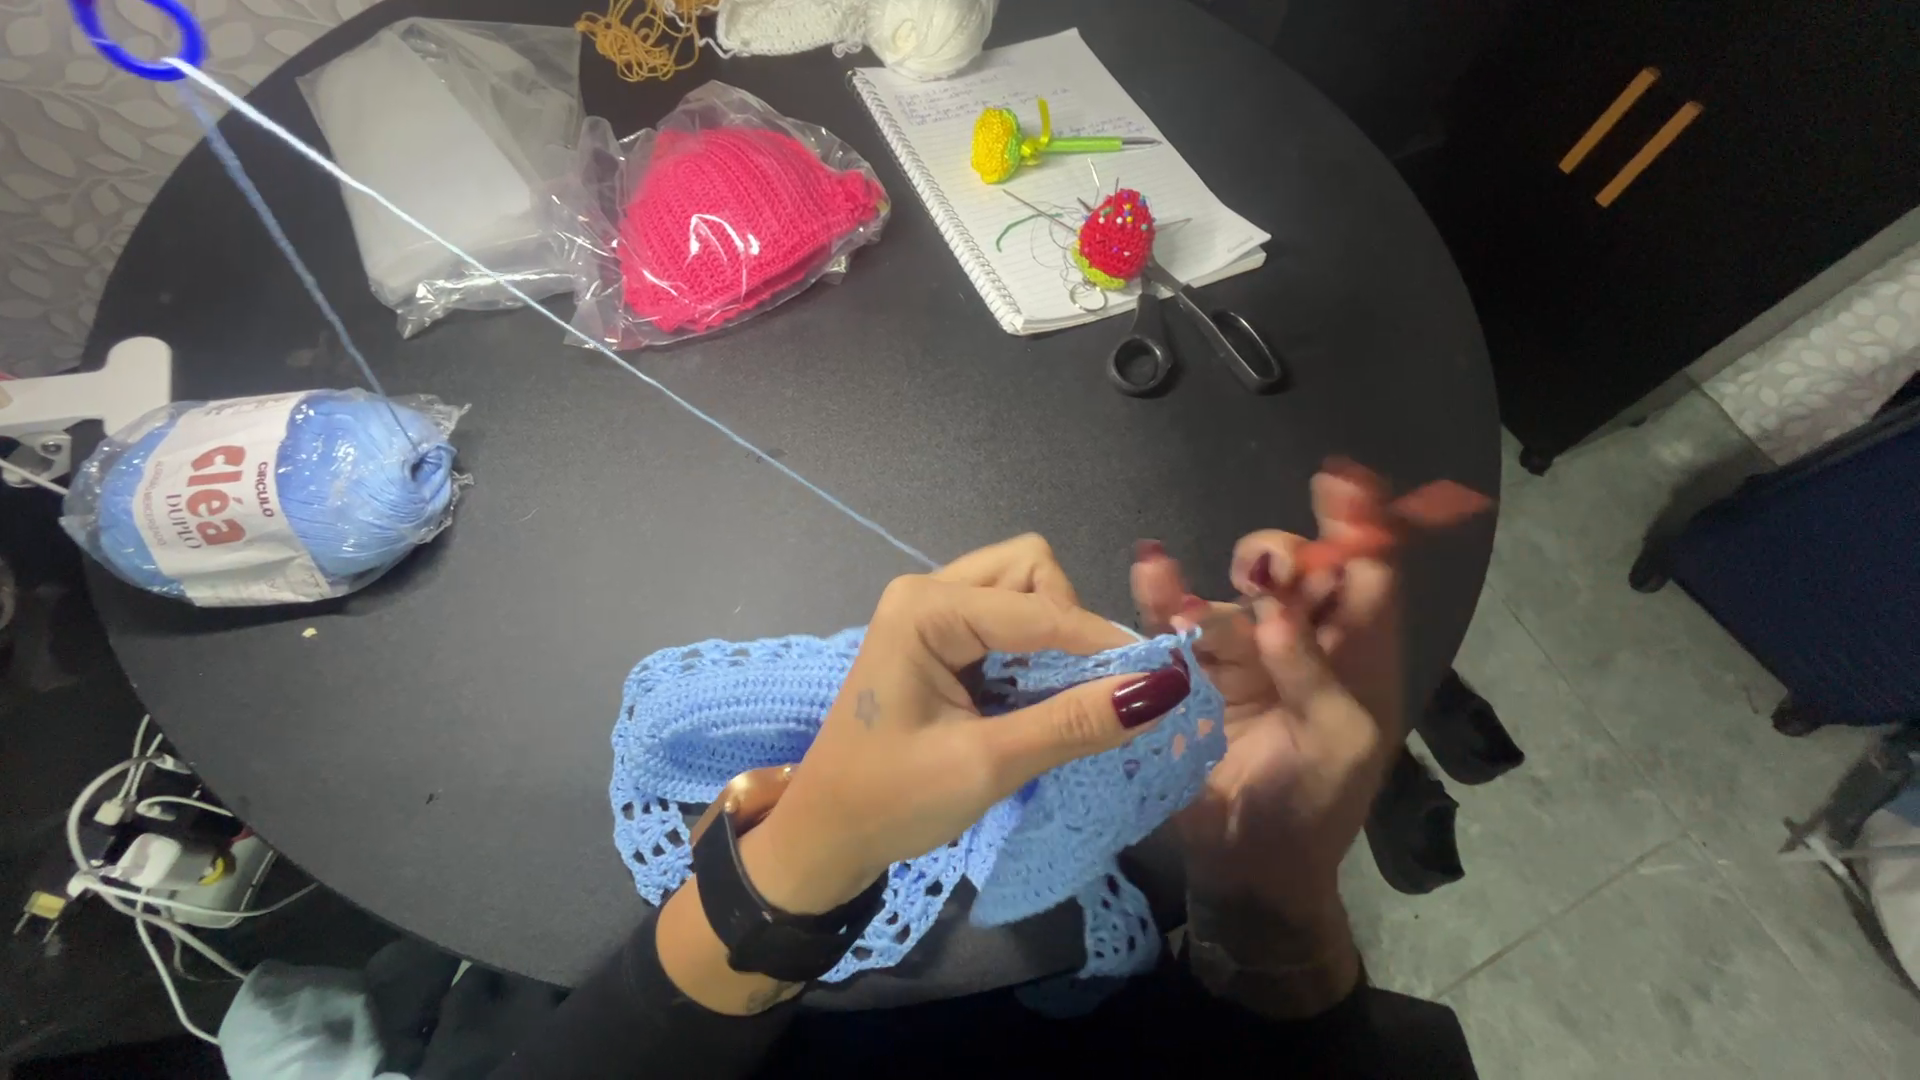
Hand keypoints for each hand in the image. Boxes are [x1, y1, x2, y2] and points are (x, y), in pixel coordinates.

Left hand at [743, 534, 1191, 915]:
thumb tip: (1162, 690)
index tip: (1158, 681)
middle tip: (1084, 688)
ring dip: (1055, 632)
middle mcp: (927, 591)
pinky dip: (1035, 646)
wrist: (827, 832)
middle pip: (1031, 569)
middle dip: (1070, 620)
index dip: (1102, 643)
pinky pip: (1006, 615)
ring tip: (1062, 694)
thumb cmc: (892, 801)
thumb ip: (1072, 723)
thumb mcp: (986, 765)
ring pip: (1022, 586)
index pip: (1039, 608)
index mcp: (925, 609)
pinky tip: (1037, 690)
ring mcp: (930, 608)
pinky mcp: (939, 633)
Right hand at [1132, 464, 1401, 914]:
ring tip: (1182, 606)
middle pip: (1296, 572)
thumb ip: (1316, 676)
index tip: (1340, 482)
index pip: (1365, 575)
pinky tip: (1150, 569)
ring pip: (1229, 595)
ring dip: (1209, 589)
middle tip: (1260, 571)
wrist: (1245, 860)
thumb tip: (1274, 613)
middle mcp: (1302, 643)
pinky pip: (1175, 621)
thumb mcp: (1338, 744)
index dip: (1358, 528)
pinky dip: (1162, 594)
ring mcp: (1244, 653)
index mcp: (1358, 658)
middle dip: (1279, 557)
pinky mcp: (1192, 668)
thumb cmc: (1312, 804)